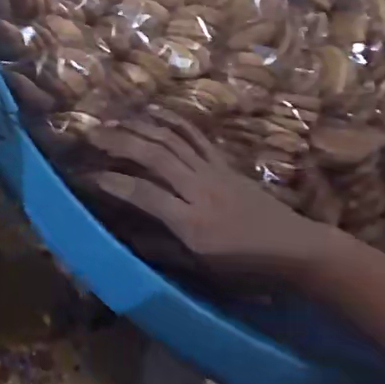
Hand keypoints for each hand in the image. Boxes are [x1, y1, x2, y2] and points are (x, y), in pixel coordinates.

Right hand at [80, 111, 344, 278]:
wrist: (297, 248)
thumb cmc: (248, 268)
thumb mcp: (204, 270)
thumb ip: (163, 250)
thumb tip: (125, 236)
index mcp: (193, 224)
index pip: (145, 196)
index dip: (114, 183)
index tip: (87, 176)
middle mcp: (200, 191)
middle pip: (155, 157)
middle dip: (119, 142)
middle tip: (90, 135)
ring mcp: (213, 172)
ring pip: (172, 140)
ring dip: (139, 127)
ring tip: (111, 121)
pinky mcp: (223, 163)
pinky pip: (194, 136)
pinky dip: (171, 121)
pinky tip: (151, 113)